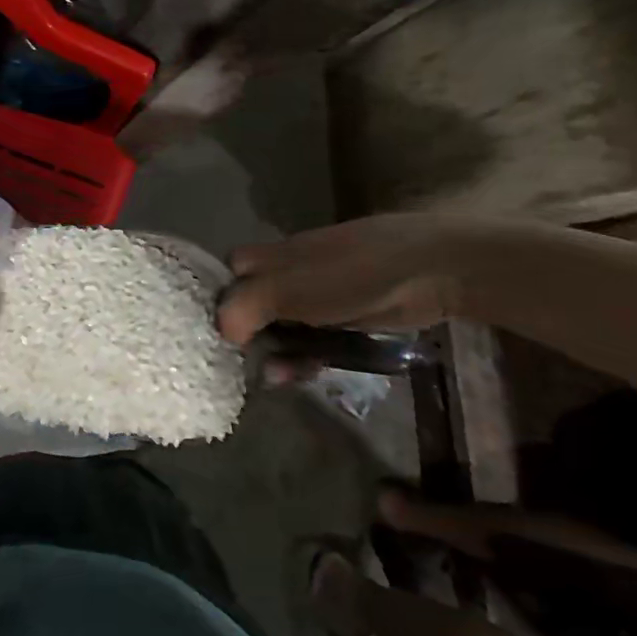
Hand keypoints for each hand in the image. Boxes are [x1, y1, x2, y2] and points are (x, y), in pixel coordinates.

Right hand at [217, 213, 473, 348]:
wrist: (426, 271)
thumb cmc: (348, 272)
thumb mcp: (286, 287)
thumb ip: (244, 307)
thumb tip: (221, 332)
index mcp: (269, 257)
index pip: (227, 275)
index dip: (216, 301)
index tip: (210, 335)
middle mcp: (286, 274)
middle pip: (251, 306)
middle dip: (246, 338)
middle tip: (244, 365)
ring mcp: (315, 297)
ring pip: (281, 329)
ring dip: (276, 353)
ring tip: (279, 377)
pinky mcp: (341, 319)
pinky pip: (311, 341)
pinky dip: (305, 357)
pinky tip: (305, 373)